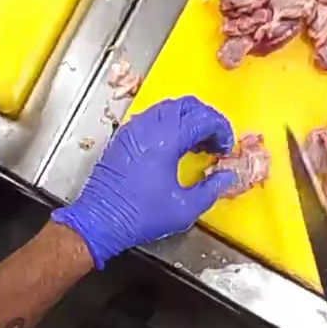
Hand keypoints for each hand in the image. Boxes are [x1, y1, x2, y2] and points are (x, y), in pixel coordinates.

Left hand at [53, 96, 236, 267]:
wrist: (99, 222)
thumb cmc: (140, 217)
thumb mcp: (183, 209)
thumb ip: (210, 190)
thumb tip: (227, 177)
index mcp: (165, 139)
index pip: (203, 118)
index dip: (222, 130)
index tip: (226, 149)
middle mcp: (147, 127)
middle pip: (186, 105)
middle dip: (206, 119)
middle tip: (214, 143)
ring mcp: (132, 130)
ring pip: (166, 109)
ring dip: (186, 121)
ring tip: (195, 145)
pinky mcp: (122, 139)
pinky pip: (150, 119)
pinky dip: (167, 126)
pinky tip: (172, 148)